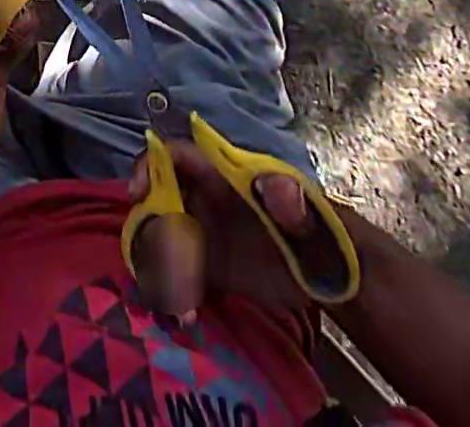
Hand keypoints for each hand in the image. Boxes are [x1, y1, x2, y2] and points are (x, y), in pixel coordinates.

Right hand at [127, 140, 317, 318]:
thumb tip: (275, 186)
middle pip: (156, 198)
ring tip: (181, 297)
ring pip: (158, 237)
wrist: (331, 277)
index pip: (174, 156)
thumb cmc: (320, 233)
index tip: (137, 193)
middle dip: (149, 226)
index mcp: (222, 176)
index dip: (150, 166)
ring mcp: (201, 232)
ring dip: (159, 266)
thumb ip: (293, 200)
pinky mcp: (204, 267)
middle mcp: (202, 198)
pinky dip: (171, 293)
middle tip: (162, 261)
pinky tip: (187, 314)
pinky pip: (172, 273)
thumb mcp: (311, 215)